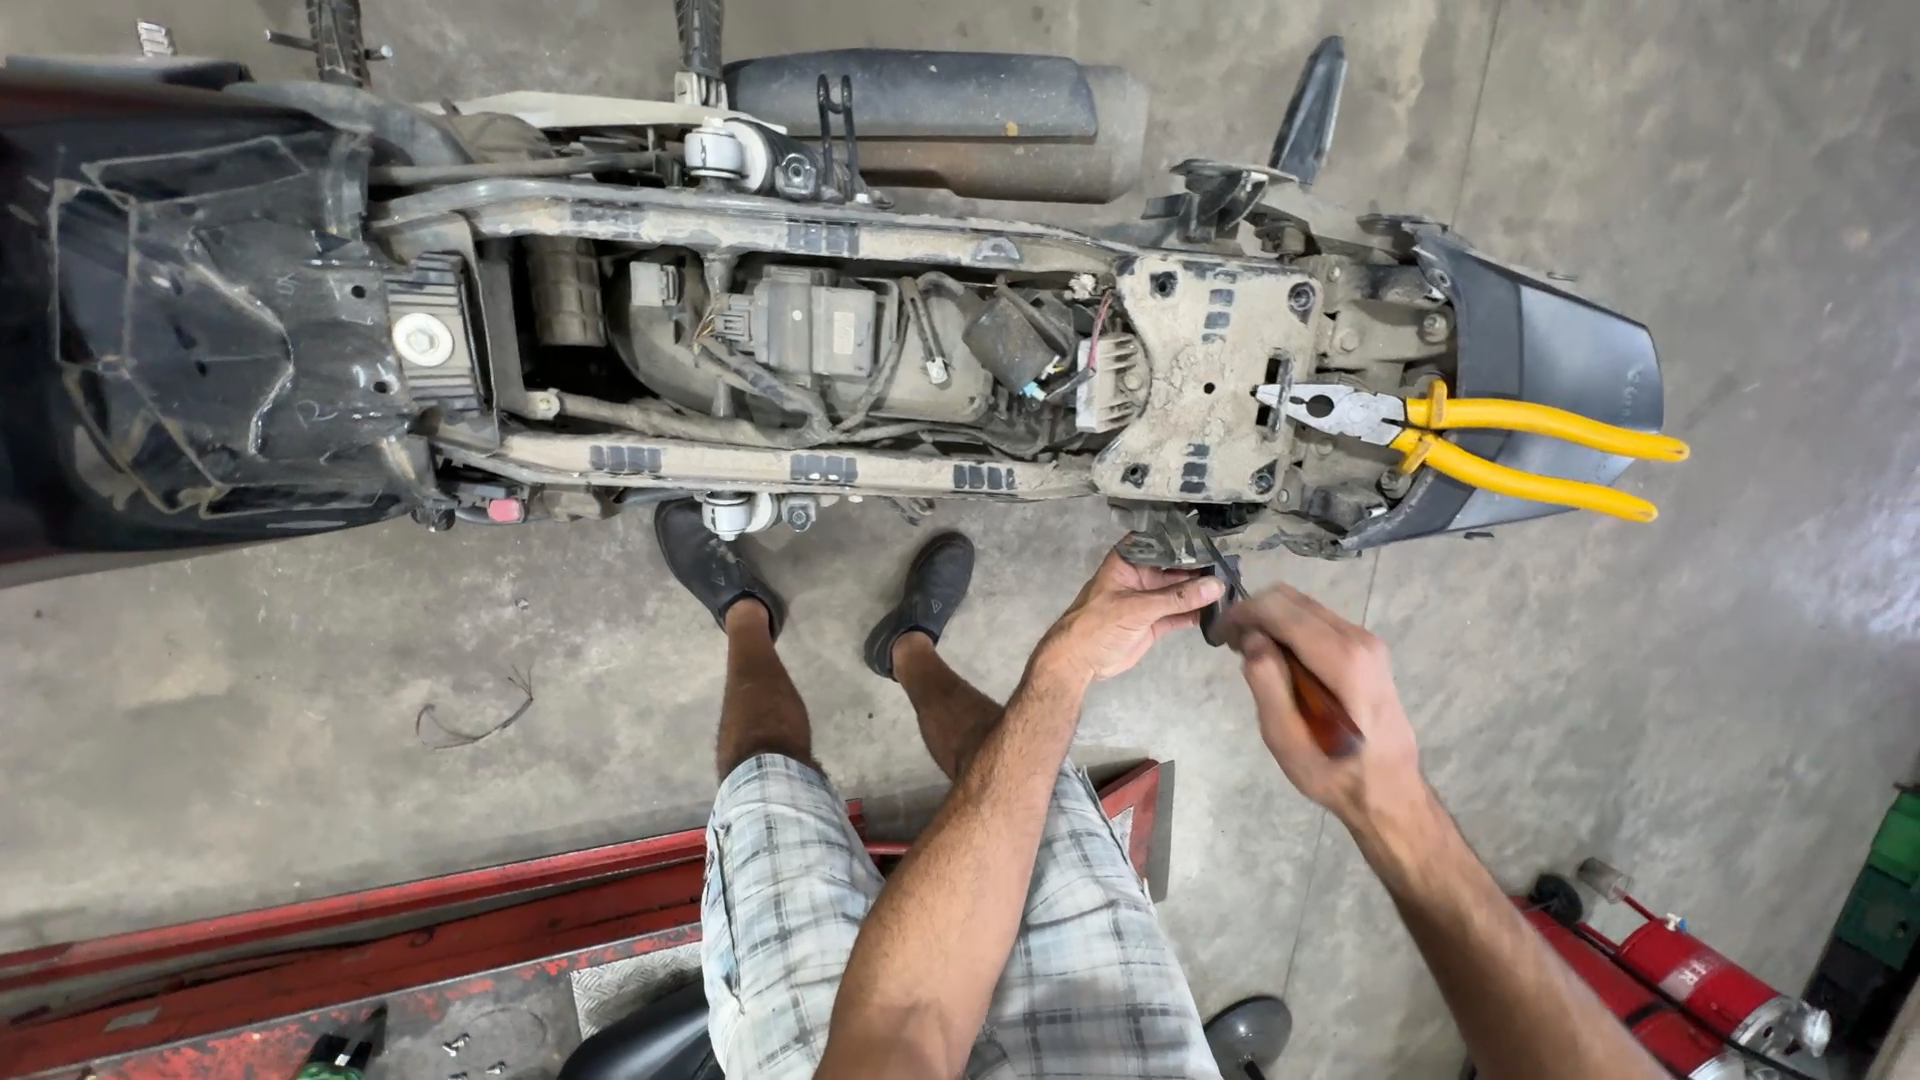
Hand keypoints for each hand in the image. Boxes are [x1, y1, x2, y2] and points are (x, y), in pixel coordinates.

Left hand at [1032, 546, 1225, 685]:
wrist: (1080, 660)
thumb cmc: (1098, 623)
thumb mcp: (1137, 607)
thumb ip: (1177, 598)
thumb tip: (1215, 585)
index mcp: (1128, 562)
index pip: (1160, 543)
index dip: (1184, 541)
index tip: (1215, 540)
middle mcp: (1140, 576)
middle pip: (1175, 567)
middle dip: (1200, 568)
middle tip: (1233, 567)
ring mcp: (1148, 600)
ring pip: (1180, 592)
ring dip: (1202, 592)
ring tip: (1232, 588)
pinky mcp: (1155, 622)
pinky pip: (1180, 613)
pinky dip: (1197, 613)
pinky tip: (1219, 611)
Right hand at [1221, 585, 1423, 836]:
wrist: (1391, 793)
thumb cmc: (1335, 773)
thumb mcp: (1287, 739)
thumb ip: (1267, 683)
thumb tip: (1251, 639)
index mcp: (1342, 659)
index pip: (1278, 608)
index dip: (1240, 614)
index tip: (1218, 637)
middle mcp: (1359, 639)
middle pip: (1290, 598)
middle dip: (1252, 614)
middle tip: (1230, 646)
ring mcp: (1366, 642)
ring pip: (1302, 606)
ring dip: (1269, 621)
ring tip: (1249, 654)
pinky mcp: (1365, 649)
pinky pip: (1315, 621)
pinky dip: (1287, 630)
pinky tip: (1277, 661)